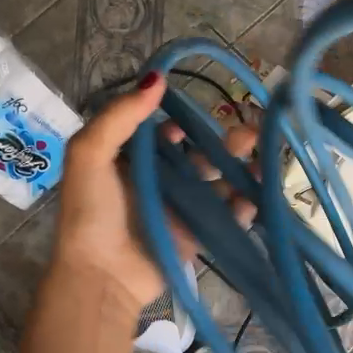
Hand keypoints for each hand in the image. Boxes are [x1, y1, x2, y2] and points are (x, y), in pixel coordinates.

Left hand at [48, 73, 255, 310]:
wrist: (102, 274)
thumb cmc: (92, 212)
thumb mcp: (90, 154)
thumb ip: (121, 116)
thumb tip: (158, 78)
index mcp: (131, 160)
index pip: (165, 134)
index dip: (186, 123)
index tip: (202, 118)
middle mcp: (159, 181)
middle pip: (200, 156)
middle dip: (226, 144)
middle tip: (252, 134)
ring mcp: (180, 210)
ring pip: (219, 184)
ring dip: (242, 173)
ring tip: (262, 166)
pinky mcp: (197, 235)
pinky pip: (226, 216)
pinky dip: (243, 208)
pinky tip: (251, 200)